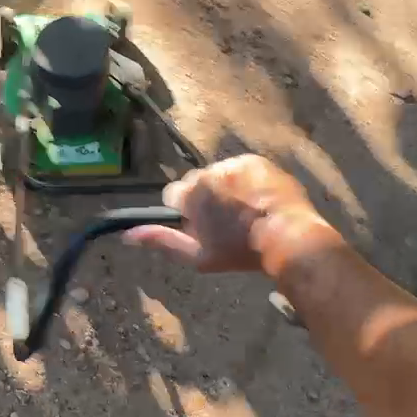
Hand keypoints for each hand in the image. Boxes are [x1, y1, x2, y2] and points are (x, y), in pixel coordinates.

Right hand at [123, 155, 340, 278]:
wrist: (289, 237)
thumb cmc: (240, 252)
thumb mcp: (197, 255)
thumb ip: (161, 241)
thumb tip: (128, 235)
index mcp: (191, 194)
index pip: (172, 194)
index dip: (185, 211)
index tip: (201, 226)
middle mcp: (208, 172)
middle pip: (195, 182)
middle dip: (204, 197)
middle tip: (225, 221)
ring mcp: (234, 163)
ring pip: (219, 174)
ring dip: (225, 189)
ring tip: (245, 211)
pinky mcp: (256, 160)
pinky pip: (241, 169)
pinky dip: (246, 181)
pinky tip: (258, 200)